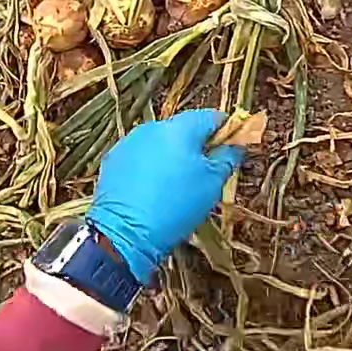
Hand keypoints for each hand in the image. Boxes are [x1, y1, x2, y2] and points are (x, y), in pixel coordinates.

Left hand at [86, 109, 245, 282]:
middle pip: (186, 128)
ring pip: (162, 142)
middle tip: (204, 175)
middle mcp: (154, 127)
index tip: (229, 152)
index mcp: (181, 128)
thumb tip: (237, 143)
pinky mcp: (114, 158)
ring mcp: (130, 141)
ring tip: (175, 186)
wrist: (124, 233)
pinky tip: (152, 189)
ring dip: (173, 155)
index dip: (226, 132)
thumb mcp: (212, 183)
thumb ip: (228, 156)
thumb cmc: (177, 205)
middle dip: (197, 146)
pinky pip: (142, 155)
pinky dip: (151, 166)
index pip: (213, 117)